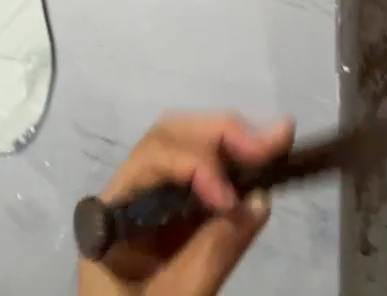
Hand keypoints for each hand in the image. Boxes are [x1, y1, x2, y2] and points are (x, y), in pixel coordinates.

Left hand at [78, 113, 293, 295]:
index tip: (232, 200)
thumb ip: (213, 252)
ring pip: (185, 143)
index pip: (154, 157)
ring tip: (275, 143)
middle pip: (171, 136)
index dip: (198, 166)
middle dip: (223, 134)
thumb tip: (261, 200)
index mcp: (111, 209)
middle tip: (275, 141)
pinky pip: (197, 172)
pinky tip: (258, 162)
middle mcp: (127, 190)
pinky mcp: (170, 212)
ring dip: (231, 141)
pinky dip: (230, 164)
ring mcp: (148, 197)